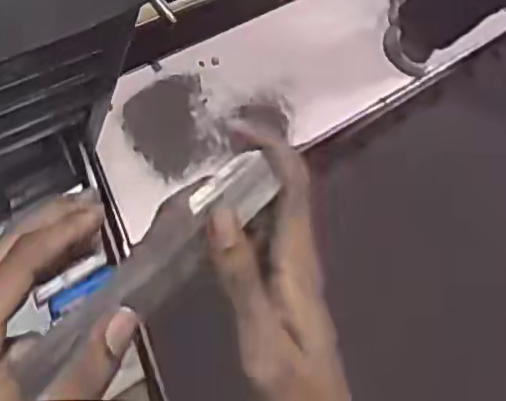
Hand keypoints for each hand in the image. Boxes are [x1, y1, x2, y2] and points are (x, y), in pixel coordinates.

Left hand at [0, 194, 139, 400]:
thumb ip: (86, 373)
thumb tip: (126, 317)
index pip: (26, 253)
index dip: (67, 228)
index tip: (102, 213)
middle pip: (10, 242)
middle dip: (55, 217)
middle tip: (96, 206)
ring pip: (3, 257)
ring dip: (46, 237)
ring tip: (86, 228)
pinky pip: (1, 280)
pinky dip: (34, 265)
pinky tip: (61, 271)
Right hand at [207, 125, 350, 400]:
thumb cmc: (294, 382)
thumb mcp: (261, 335)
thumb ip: (240, 275)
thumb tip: (219, 209)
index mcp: (299, 253)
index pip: (294, 180)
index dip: (270, 146)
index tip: (235, 129)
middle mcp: (298, 248)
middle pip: (284, 184)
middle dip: (254, 155)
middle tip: (214, 145)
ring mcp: (290, 263)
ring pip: (271, 205)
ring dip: (244, 181)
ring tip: (205, 173)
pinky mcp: (280, 279)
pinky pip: (260, 229)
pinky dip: (237, 211)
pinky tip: (211, 219)